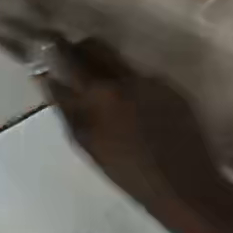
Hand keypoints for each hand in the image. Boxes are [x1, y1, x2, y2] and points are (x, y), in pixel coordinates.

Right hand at [39, 39, 232, 222]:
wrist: (185, 187)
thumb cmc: (127, 171)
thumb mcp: (85, 142)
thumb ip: (64, 106)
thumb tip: (47, 78)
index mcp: (98, 91)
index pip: (68, 56)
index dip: (55, 50)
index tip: (47, 50)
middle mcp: (124, 77)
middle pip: (95, 46)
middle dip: (80, 50)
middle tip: (73, 63)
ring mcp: (151, 81)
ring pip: (119, 61)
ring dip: (106, 68)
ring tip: (105, 91)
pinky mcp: (172, 88)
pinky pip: (142, 77)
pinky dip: (132, 86)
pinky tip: (135, 107)